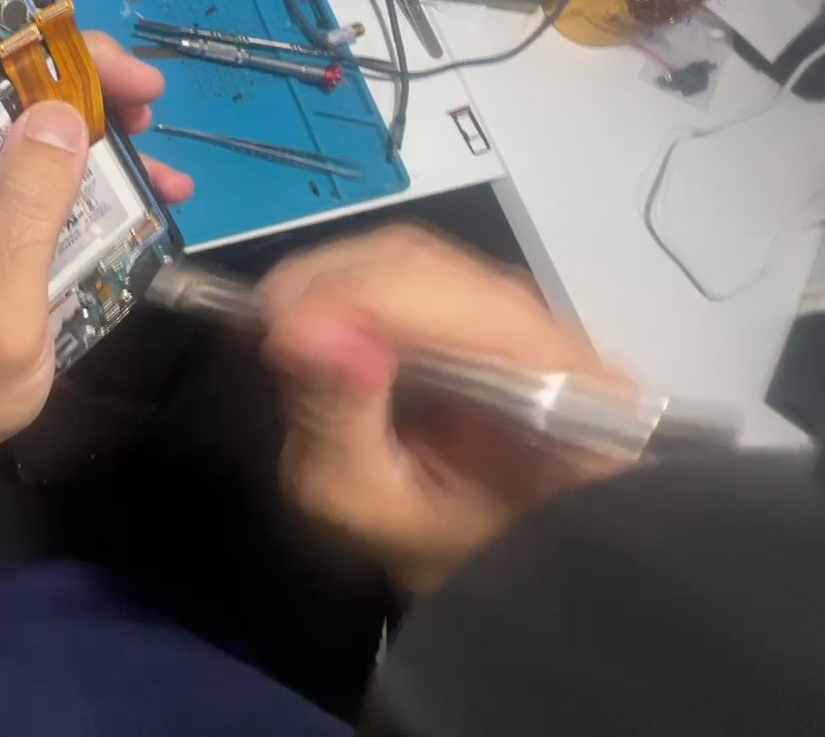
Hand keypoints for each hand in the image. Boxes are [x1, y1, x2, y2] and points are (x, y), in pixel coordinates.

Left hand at [0, 0, 193, 499]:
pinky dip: (110, 170)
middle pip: (1, 90)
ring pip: (38, 126)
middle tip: (138, 82)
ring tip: (153, 120)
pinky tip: (160, 178)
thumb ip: (20, 214)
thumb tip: (57, 113)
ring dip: (98, 112)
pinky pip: (62, 176)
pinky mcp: (12, 222)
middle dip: (70, 68)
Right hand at [258, 225, 631, 593]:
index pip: (461, 305)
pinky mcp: (474, 309)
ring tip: (279, 324)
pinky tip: (306, 318)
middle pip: (425, 266)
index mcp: (561, 398)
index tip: (277, 324)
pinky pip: (396, 270)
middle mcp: (553, 336)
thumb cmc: (422, 548)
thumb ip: (331, 412)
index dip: (361, 298)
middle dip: (328, 285)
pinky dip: (336, 285)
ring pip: (406, 258)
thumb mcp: (356, 497)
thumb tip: (295, 327)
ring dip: (326, 282)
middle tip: (263, 325)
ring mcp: (515, 316)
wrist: (470, 566)